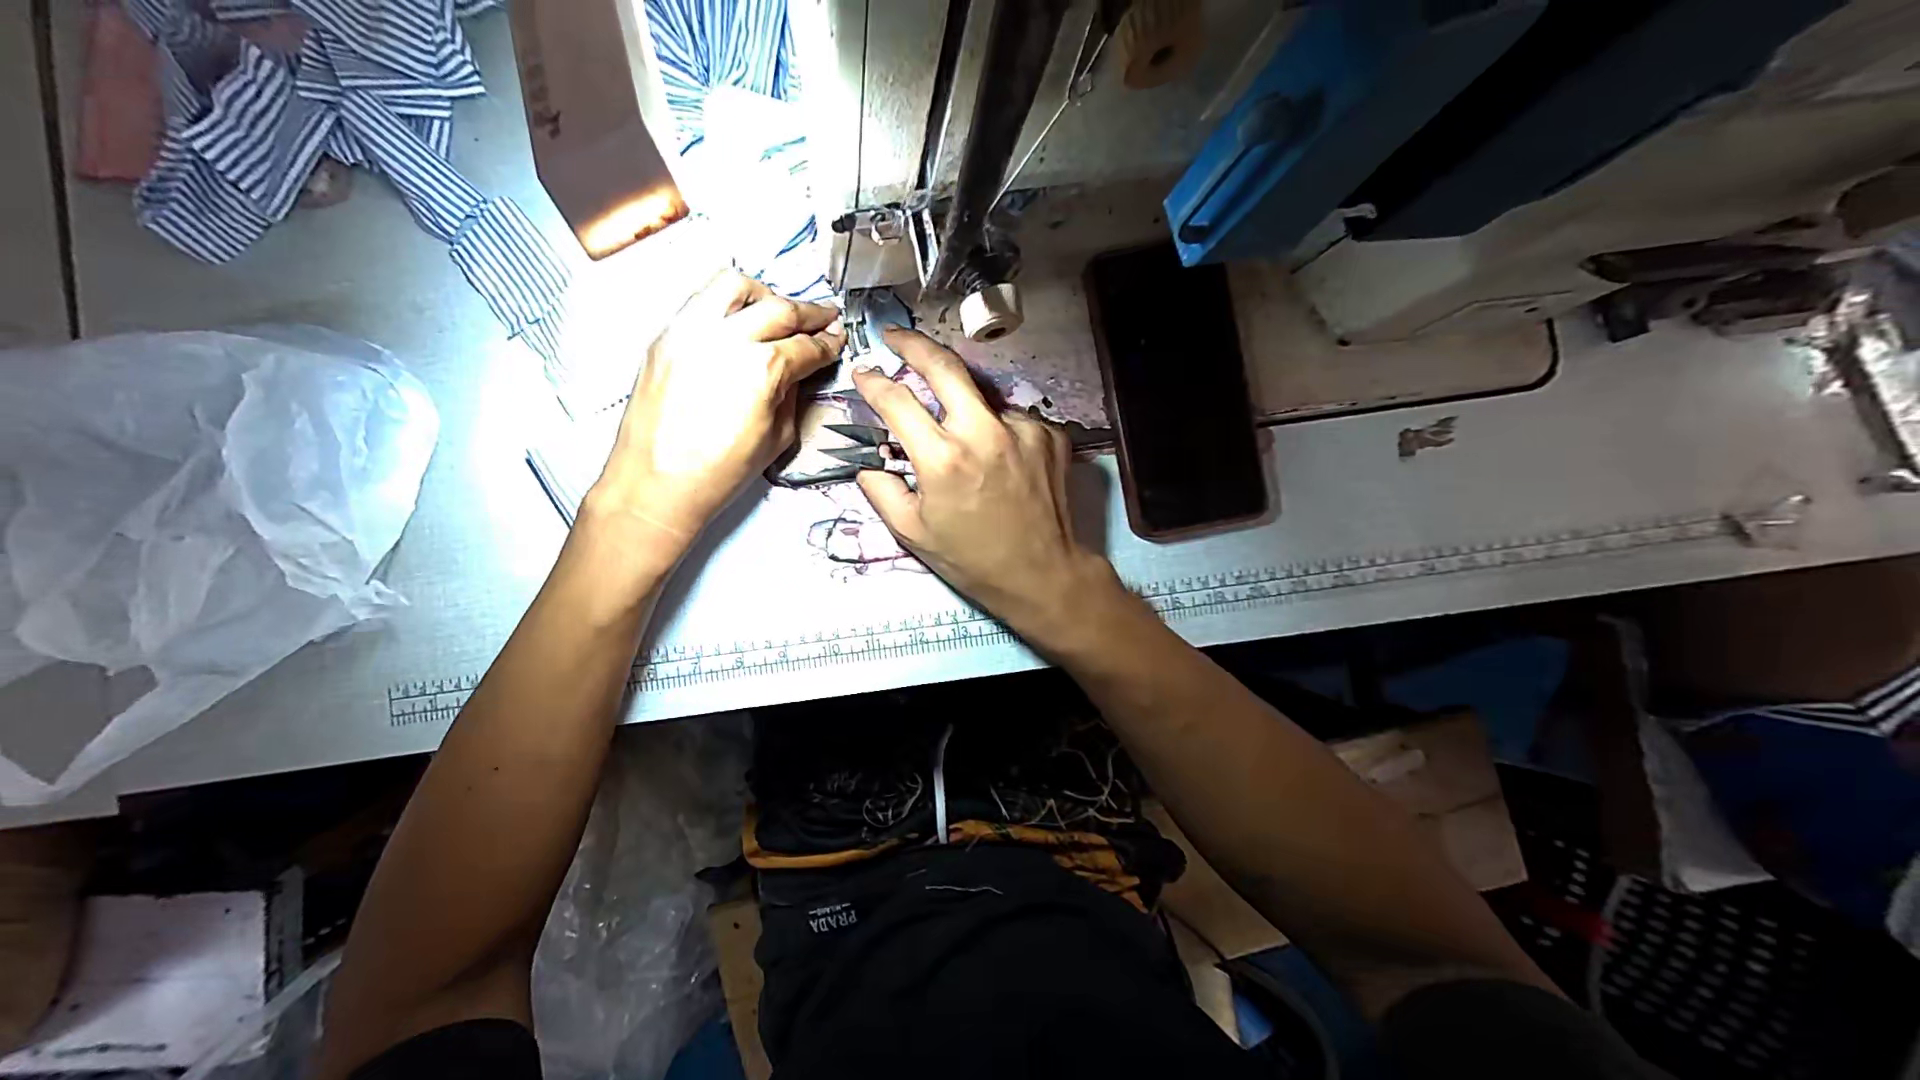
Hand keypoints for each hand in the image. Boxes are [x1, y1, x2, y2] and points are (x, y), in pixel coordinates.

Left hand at [589, 271, 844, 542]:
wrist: (657, 483)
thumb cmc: (714, 473)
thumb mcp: (777, 437)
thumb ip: (792, 393)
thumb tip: (800, 369)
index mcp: (762, 369)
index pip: (807, 345)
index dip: (829, 343)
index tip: (836, 339)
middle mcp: (726, 340)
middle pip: (780, 307)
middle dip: (810, 312)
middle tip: (823, 317)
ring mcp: (690, 332)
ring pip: (736, 285)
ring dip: (766, 294)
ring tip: (776, 310)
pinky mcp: (665, 336)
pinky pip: (701, 300)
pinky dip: (727, 303)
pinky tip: (738, 321)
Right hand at [853, 328, 1125, 647]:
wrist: (1041, 573)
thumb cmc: (971, 559)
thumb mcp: (912, 533)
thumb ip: (881, 490)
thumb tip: (869, 463)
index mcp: (942, 459)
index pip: (897, 400)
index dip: (873, 382)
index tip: (864, 372)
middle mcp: (983, 433)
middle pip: (944, 365)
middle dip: (913, 344)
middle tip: (896, 337)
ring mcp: (1022, 429)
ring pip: (981, 397)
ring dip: (964, 408)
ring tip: (966, 446)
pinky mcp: (1050, 434)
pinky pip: (1012, 418)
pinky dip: (998, 431)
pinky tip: (1000, 461)